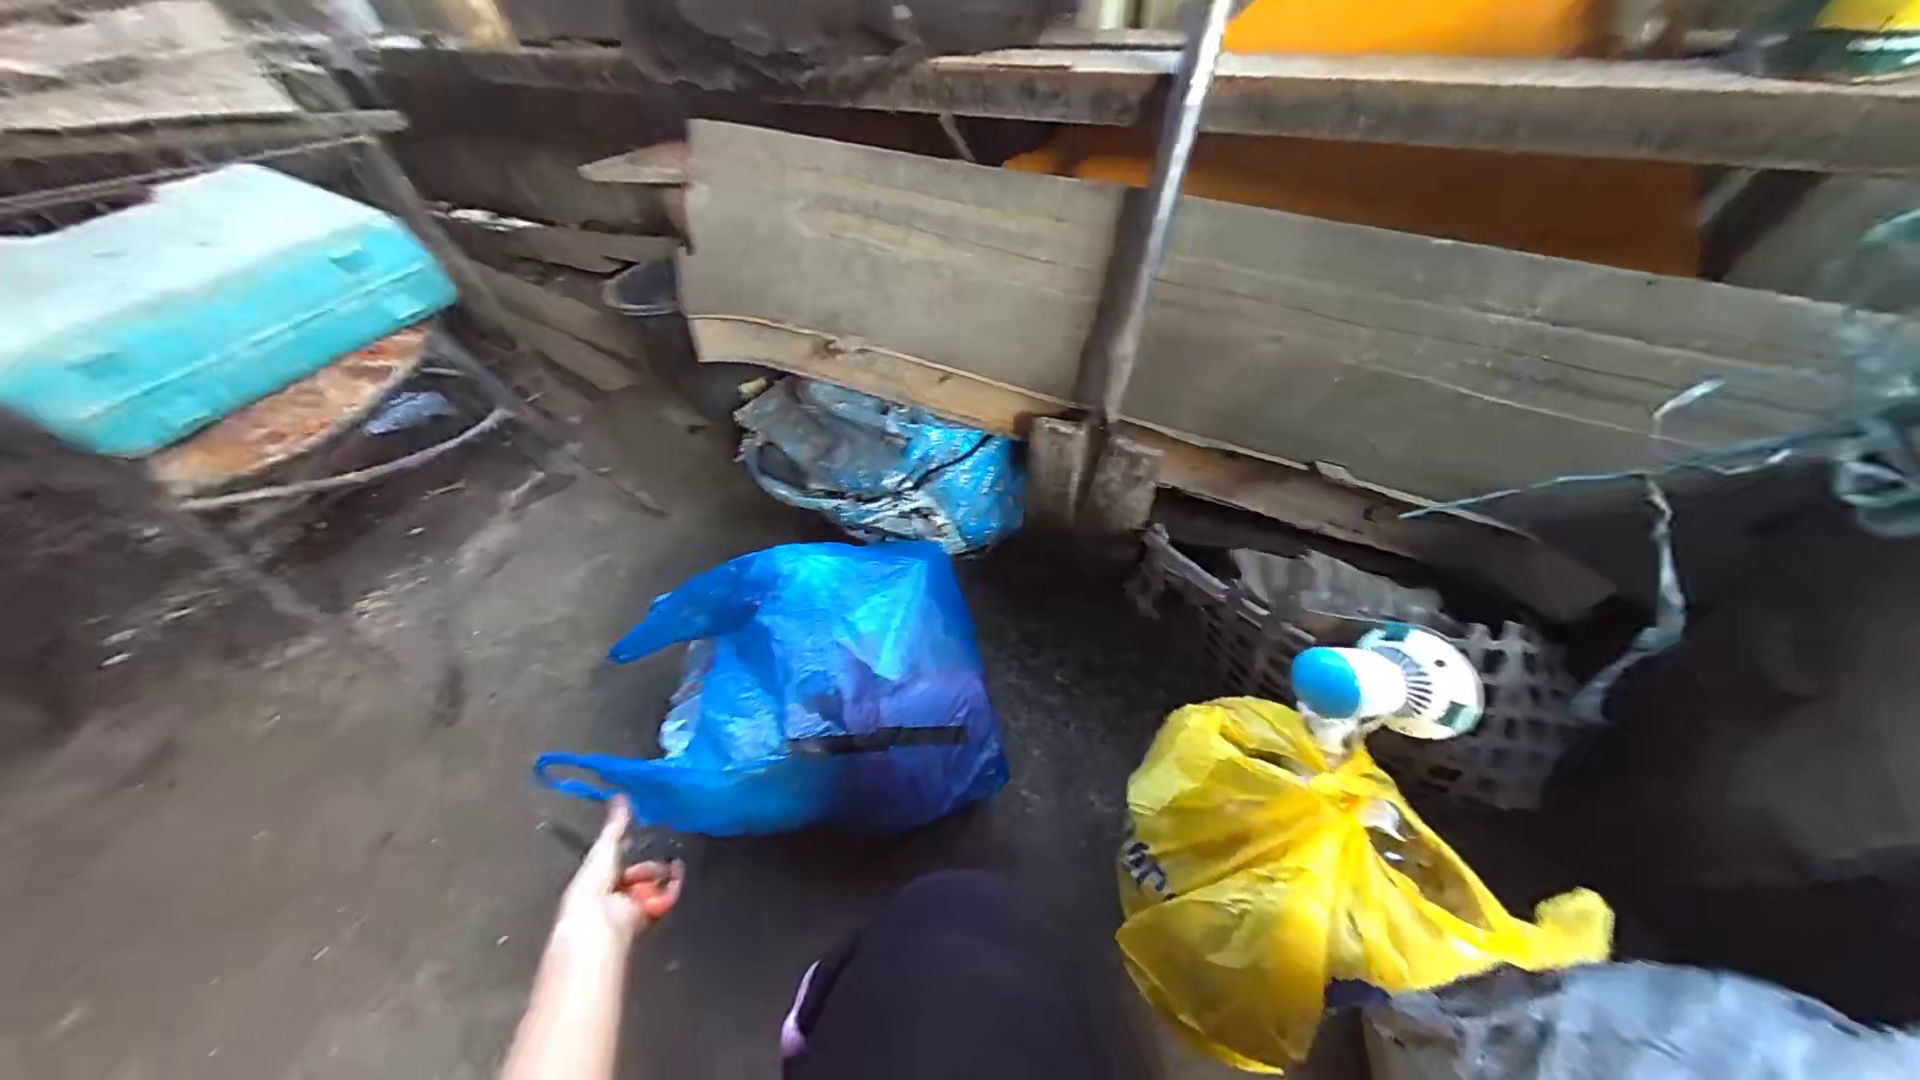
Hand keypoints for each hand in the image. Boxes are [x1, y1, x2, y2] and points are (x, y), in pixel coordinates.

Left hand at [551, 797, 684, 958]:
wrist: (598, 921)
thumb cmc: (594, 884)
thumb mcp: (604, 848)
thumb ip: (615, 825)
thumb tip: (620, 796)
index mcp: (598, 880)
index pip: (619, 866)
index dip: (631, 854)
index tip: (643, 842)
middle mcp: (614, 896)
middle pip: (640, 877)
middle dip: (652, 867)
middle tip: (661, 861)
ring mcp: (630, 908)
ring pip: (654, 888)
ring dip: (666, 876)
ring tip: (675, 866)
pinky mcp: (646, 918)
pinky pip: (664, 900)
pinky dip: (673, 888)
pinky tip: (678, 874)